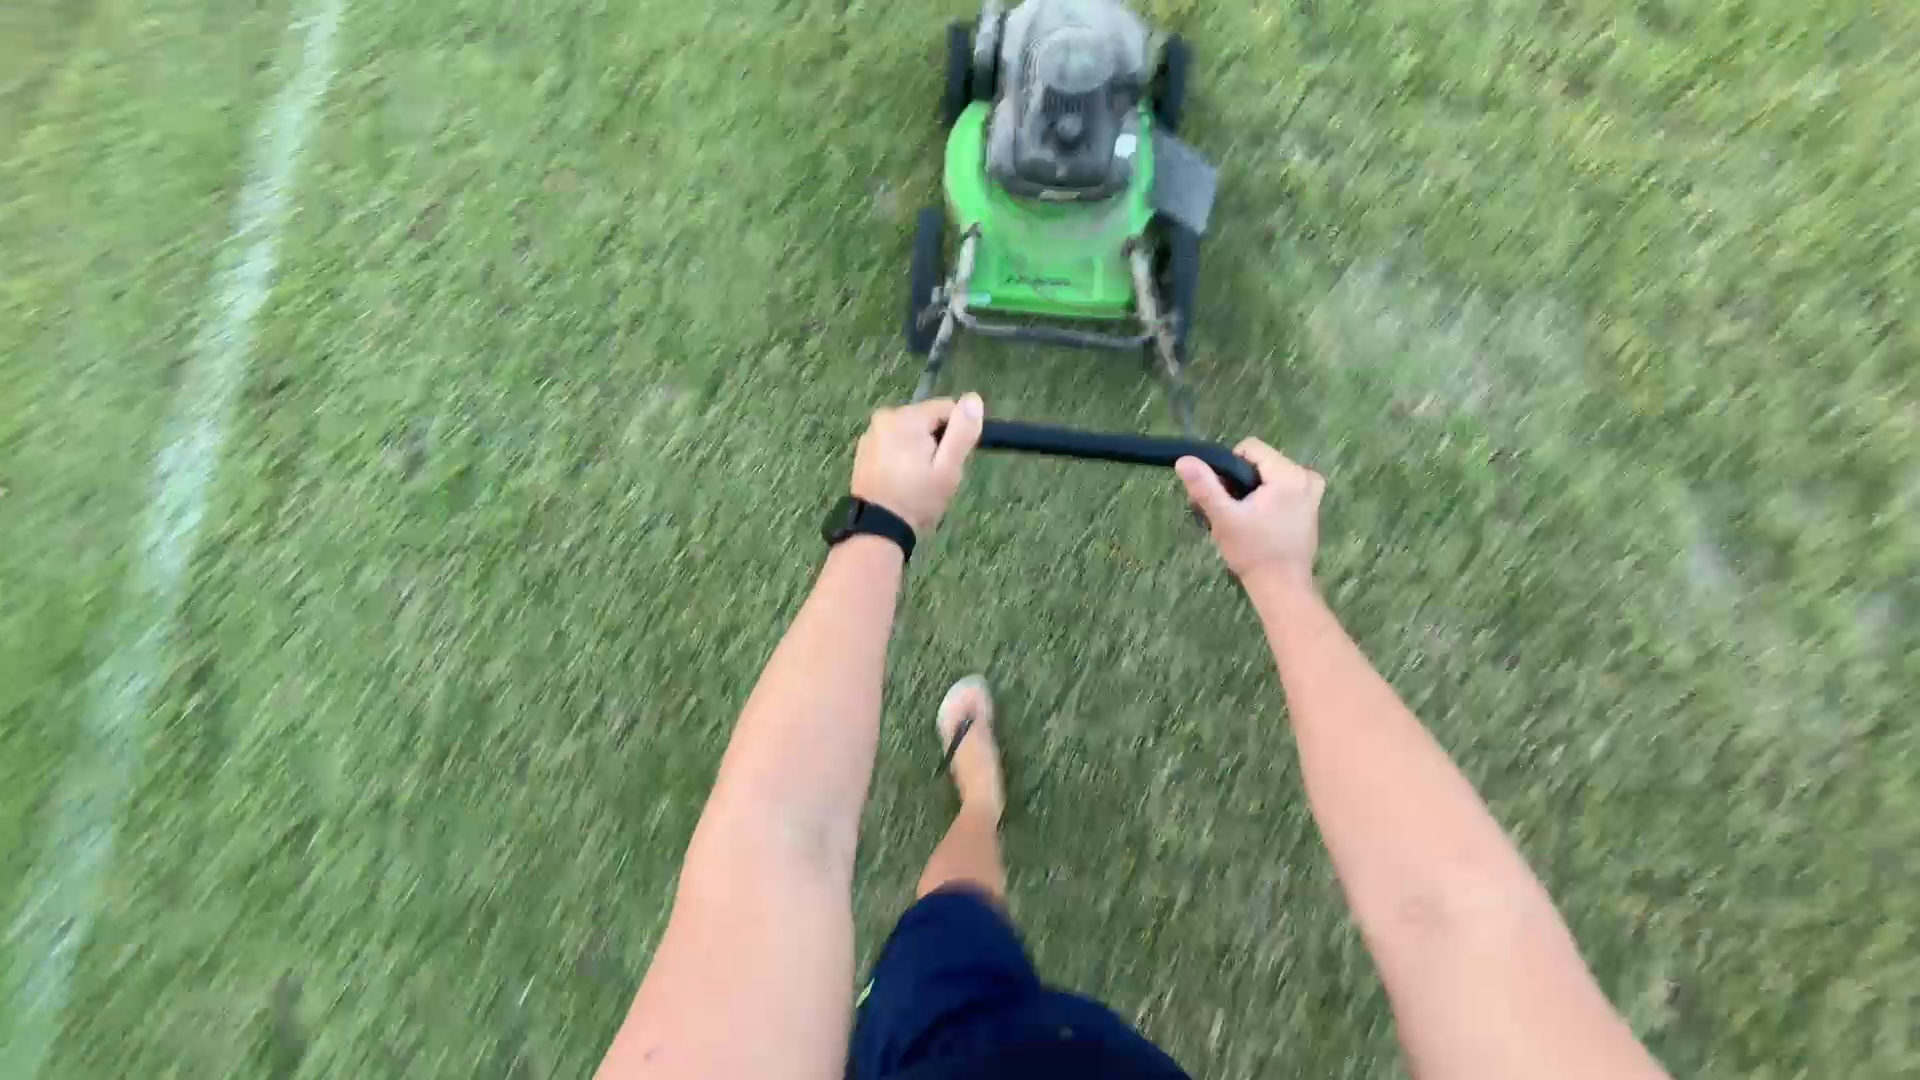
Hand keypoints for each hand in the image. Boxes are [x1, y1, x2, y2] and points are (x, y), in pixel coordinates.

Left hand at [850, 394, 984, 534]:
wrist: (879, 528)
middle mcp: (884, 417)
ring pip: (911, 433)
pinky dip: (903, 457)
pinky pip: (894, 444)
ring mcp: (871, 434)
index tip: (951, 462)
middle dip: (937, 442)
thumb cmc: (917, 499)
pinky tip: (903, 480)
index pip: (947, 408)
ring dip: (920, 450)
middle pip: (927, 420)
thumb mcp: (948, 468)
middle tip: (936, 475)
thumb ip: (962, 432)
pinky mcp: (864, 450)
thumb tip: (973, 398)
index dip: (957, 434)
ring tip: (919, 480)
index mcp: (905, 417)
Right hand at [1176, 438, 1323, 589]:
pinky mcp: (1312, 504)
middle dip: (1240, 480)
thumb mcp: (1223, 517)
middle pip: (1260, 461)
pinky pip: (1282, 486)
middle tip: (1231, 511)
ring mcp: (1312, 491)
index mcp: (1288, 474)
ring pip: (1269, 474)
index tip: (1226, 496)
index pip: (1250, 448)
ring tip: (1245, 518)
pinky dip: (1268, 497)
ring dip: (1253, 489)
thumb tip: (1184, 459)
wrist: (1281, 585)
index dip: (1229, 468)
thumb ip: (1204, 486)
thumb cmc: (1252, 551)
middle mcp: (1306, 476)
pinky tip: (1260, 521)